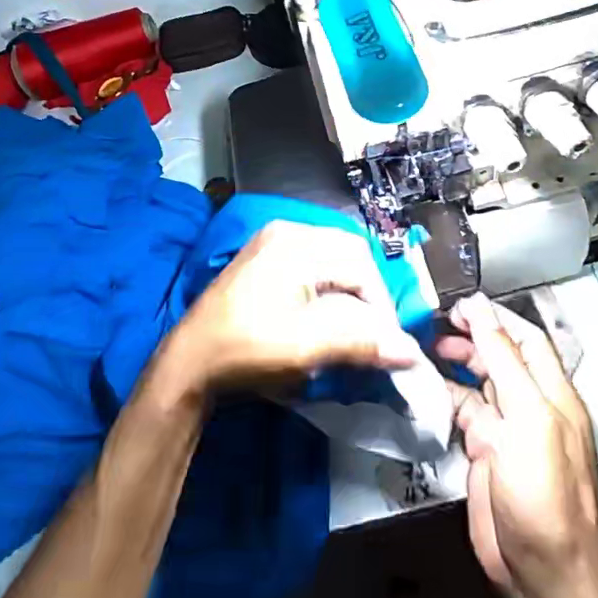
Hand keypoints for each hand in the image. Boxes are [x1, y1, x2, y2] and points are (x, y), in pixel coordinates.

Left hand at [161, 221, 420, 392]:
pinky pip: (312, 265)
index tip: (387, 341)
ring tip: (353, 326)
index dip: (380, 305)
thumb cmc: (248, 349)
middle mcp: (287, 232)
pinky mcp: (263, 260)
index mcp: (297, 243)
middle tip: (373, 332)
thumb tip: (410, 353)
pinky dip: (328, 288)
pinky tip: (326, 314)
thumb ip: (363, 343)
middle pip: (349, 256)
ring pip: (332, 260)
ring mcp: (272, 243)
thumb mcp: (309, 346)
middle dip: (367, 295)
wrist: (187, 365)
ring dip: (349, 292)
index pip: (360, 267)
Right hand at [437, 294, 597, 597]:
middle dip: (472, 335)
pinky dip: (445, 395)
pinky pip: (463, 413)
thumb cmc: (546, 492)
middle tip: (438, 323)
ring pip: (480, 382)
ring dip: (457, 361)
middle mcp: (530, 403)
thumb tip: (482, 309)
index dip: (494, 317)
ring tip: (429, 346)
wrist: (542, 568)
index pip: (523, 338)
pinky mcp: (484, 453)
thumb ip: (503, 360)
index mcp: (550, 390)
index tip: (460, 304)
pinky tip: (426, 385)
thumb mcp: (528, 415)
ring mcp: (506, 429)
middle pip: (500, 356)